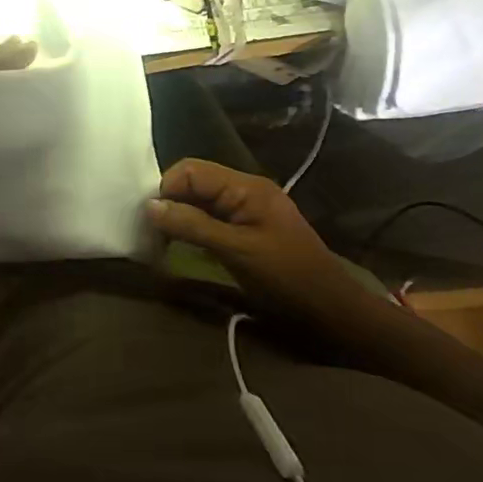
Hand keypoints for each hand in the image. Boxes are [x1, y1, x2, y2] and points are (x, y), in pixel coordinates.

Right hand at [146, 159, 366, 320]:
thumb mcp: (236, 250)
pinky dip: (192, 228)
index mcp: (246, 186)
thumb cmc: (287, 277)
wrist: (333, 312)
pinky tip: (181, 246)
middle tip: (152, 232)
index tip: (151, 220)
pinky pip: (210, 218)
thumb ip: (192, 225)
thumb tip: (149, 206)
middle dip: (170, 202)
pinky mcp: (246, 229)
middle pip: (193, 182)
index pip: (190, 170)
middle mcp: (244, 190)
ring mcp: (247, 209)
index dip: (166, 189)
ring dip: (179, 217)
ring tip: (161, 240)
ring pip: (199, 201)